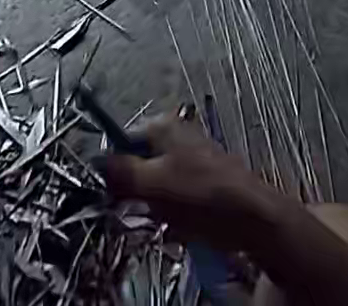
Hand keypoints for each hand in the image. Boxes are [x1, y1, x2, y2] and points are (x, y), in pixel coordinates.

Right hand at [99, 108, 274, 250]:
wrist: (251, 216)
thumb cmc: (199, 194)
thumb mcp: (152, 185)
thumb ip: (121, 172)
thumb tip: (96, 161)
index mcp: (162, 125)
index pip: (123, 140)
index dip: (116, 168)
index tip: (114, 194)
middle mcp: (176, 133)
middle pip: (140, 162)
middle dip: (140, 190)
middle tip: (149, 207)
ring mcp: (191, 154)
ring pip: (156, 183)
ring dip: (157, 204)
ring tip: (171, 217)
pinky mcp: (203, 177)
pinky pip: (175, 194)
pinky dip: (175, 210)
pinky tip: (185, 223)